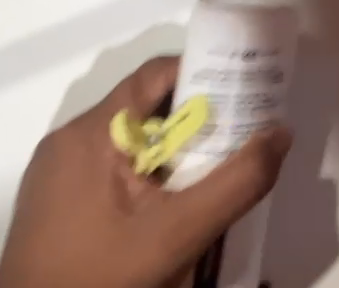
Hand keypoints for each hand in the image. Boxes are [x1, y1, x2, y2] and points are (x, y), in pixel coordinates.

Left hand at [0, 57, 292, 287]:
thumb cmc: (100, 280)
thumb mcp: (178, 235)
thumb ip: (237, 181)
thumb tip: (282, 132)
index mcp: (91, 133)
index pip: (158, 73)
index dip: (206, 72)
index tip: (247, 89)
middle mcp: (70, 141)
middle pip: (149, 106)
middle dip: (200, 116)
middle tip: (243, 132)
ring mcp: (58, 174)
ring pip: (134, 139)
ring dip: (177, 149)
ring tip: (218, 168)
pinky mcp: (56, 204)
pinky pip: (114, 167)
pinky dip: (152, 172)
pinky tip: (176, 204)